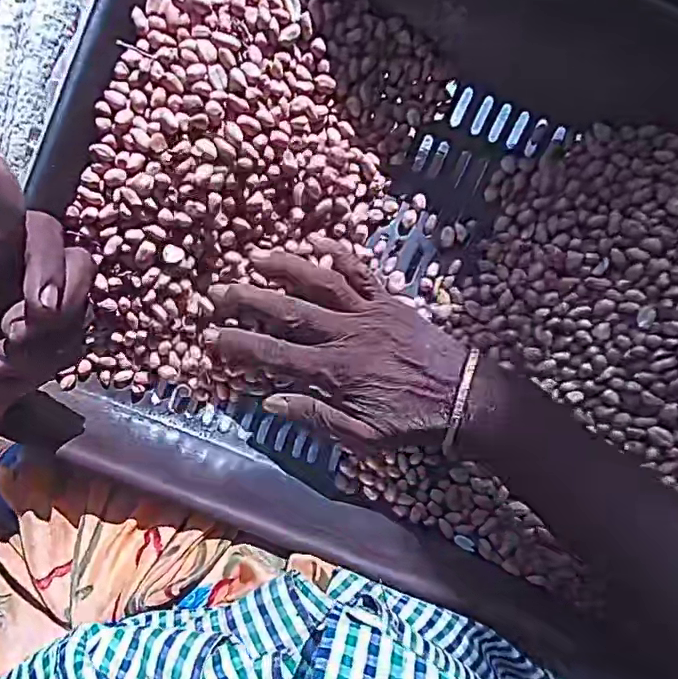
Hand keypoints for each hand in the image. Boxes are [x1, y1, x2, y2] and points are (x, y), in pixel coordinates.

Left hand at [0, 155, 92, 480]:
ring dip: (37, 340)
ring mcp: (48, 311)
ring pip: (81, 307)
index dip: (48, 258)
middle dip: (53, 300)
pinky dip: (36, 364)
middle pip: (79, 263)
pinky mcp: (58, 347)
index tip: (35, 296)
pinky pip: (74, 346)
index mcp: (0, 249)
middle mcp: (30, 273)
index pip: (48, 229)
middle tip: (15, 329)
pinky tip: (1, 373)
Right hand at [208, 236, 469, 449]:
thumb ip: (315, 417)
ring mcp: (368, 312)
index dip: (239, 345)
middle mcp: (345, 334)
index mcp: (334, 371)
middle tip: (219, 291)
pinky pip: (362, 272)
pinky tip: (319, 242)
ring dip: (286, 268)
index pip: (274, 355)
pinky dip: (340, 254)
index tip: (211, 337)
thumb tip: (270, 402)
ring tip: (256, 257)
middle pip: (288, 311)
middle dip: (249, 299)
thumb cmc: (411, 421)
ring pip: (320, 283)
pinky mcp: (390, 301)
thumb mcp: (362, 436)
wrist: (465, 397)